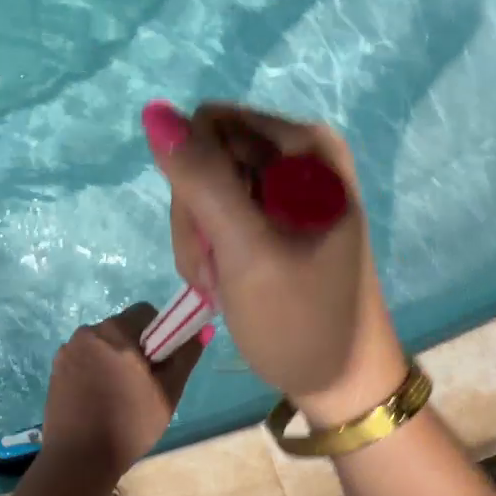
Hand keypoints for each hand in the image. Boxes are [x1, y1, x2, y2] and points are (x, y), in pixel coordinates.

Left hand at [40, 304, 203, 482]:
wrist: (79, 458)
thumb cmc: (129, 424)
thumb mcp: (167, 393)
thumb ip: (184, 357)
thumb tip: (200, 330)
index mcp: (115, 332)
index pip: (144, 312)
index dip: (160, 332)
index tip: (162, 361)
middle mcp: (87, 333)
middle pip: (121, 328)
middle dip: (136, 348)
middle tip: (144, 384)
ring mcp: (67, 350)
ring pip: (101, 344)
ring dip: (114, 359)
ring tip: (119, 396)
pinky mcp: (55, 369)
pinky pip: (84, 359)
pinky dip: (94, 371)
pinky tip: (98, 401)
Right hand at [143, 101, 407, 425]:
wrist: (341, 385)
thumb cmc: (300, 320)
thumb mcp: (245, 249)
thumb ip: (200, 179)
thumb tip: (154, 110)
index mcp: (307, 146)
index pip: (209, 126)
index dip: (194, 178)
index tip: (214, 236)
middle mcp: (299, 152)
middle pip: (203, 153)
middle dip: (195, 213)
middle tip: (217, 268)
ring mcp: (286, 183)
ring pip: (200, 183)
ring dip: (197, 236)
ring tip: (221, 281)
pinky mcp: (274, 212)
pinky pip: (214, 207)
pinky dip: (207, 246)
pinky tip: (225, 280)